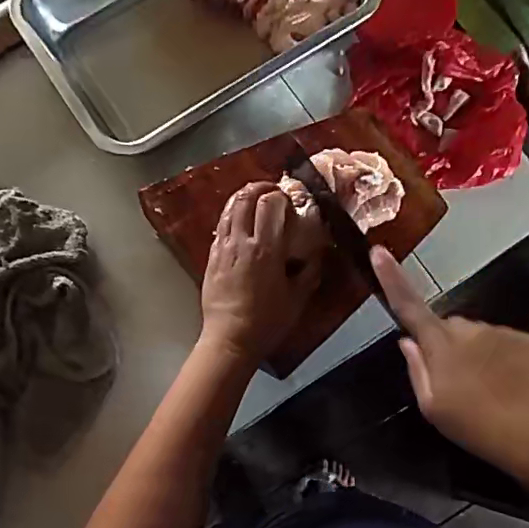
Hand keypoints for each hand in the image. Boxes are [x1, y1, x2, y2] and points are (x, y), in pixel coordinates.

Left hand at [199, 182, 322, 366]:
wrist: (230, 339)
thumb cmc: (266, 322)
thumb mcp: (298, 297)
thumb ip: (310, 270)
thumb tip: (318, 251)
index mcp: (265, 249)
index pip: (270, 203)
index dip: (281, 194)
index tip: (290, 200)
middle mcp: (241, 243)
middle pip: (245, 198)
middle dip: (260, 188)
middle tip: (272, 191)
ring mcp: (222, 249)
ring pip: (229, 209)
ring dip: (242, 198)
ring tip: (255, 200)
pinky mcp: (210, 259)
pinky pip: (220, 228)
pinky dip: (231, 217)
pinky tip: (240, 225)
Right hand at [371, 246, 528, 481]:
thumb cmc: (478, 428)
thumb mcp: (432, 408)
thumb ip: (416, 370)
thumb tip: (407, 342)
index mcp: (441, 347)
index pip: (409, 307)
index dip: (391, 279)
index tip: (379, 252)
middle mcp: (470, 331)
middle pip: (446, 326)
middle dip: (444, 344)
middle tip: (452, 383)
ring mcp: (502, 333)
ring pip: (475, 335)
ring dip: (473, 354)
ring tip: (484, 391)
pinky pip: (503, 342)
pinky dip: (499, 359)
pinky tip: (508, 386)